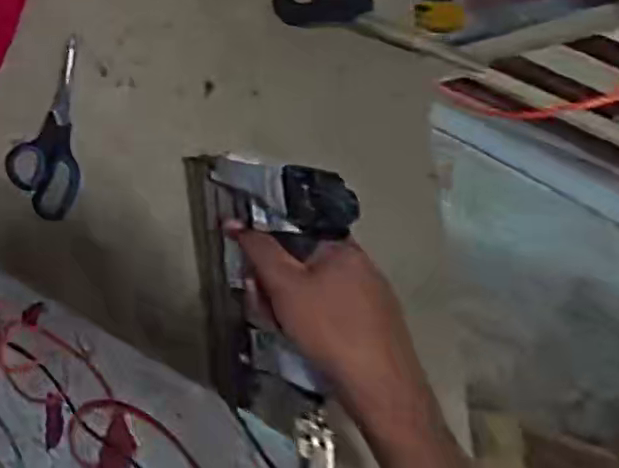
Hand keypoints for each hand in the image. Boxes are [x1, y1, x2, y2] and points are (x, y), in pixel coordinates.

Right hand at [231, 229, 423, 400]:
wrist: (384, 397)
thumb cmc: (329, 329)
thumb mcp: (283, 284)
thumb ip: (257, 248)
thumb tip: (233, 221)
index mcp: (344, 248)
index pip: (295, 229)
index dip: (267, 242)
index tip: (251, 262)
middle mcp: (361, 268)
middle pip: (301, 261)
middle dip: (273, 279)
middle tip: (260, 299)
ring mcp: (372, 301)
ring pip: (313, 289)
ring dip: (286, 302)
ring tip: (278, 324)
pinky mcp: (374, 329)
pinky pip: (330, 310)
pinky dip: (309, 319)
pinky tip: (300, 339)